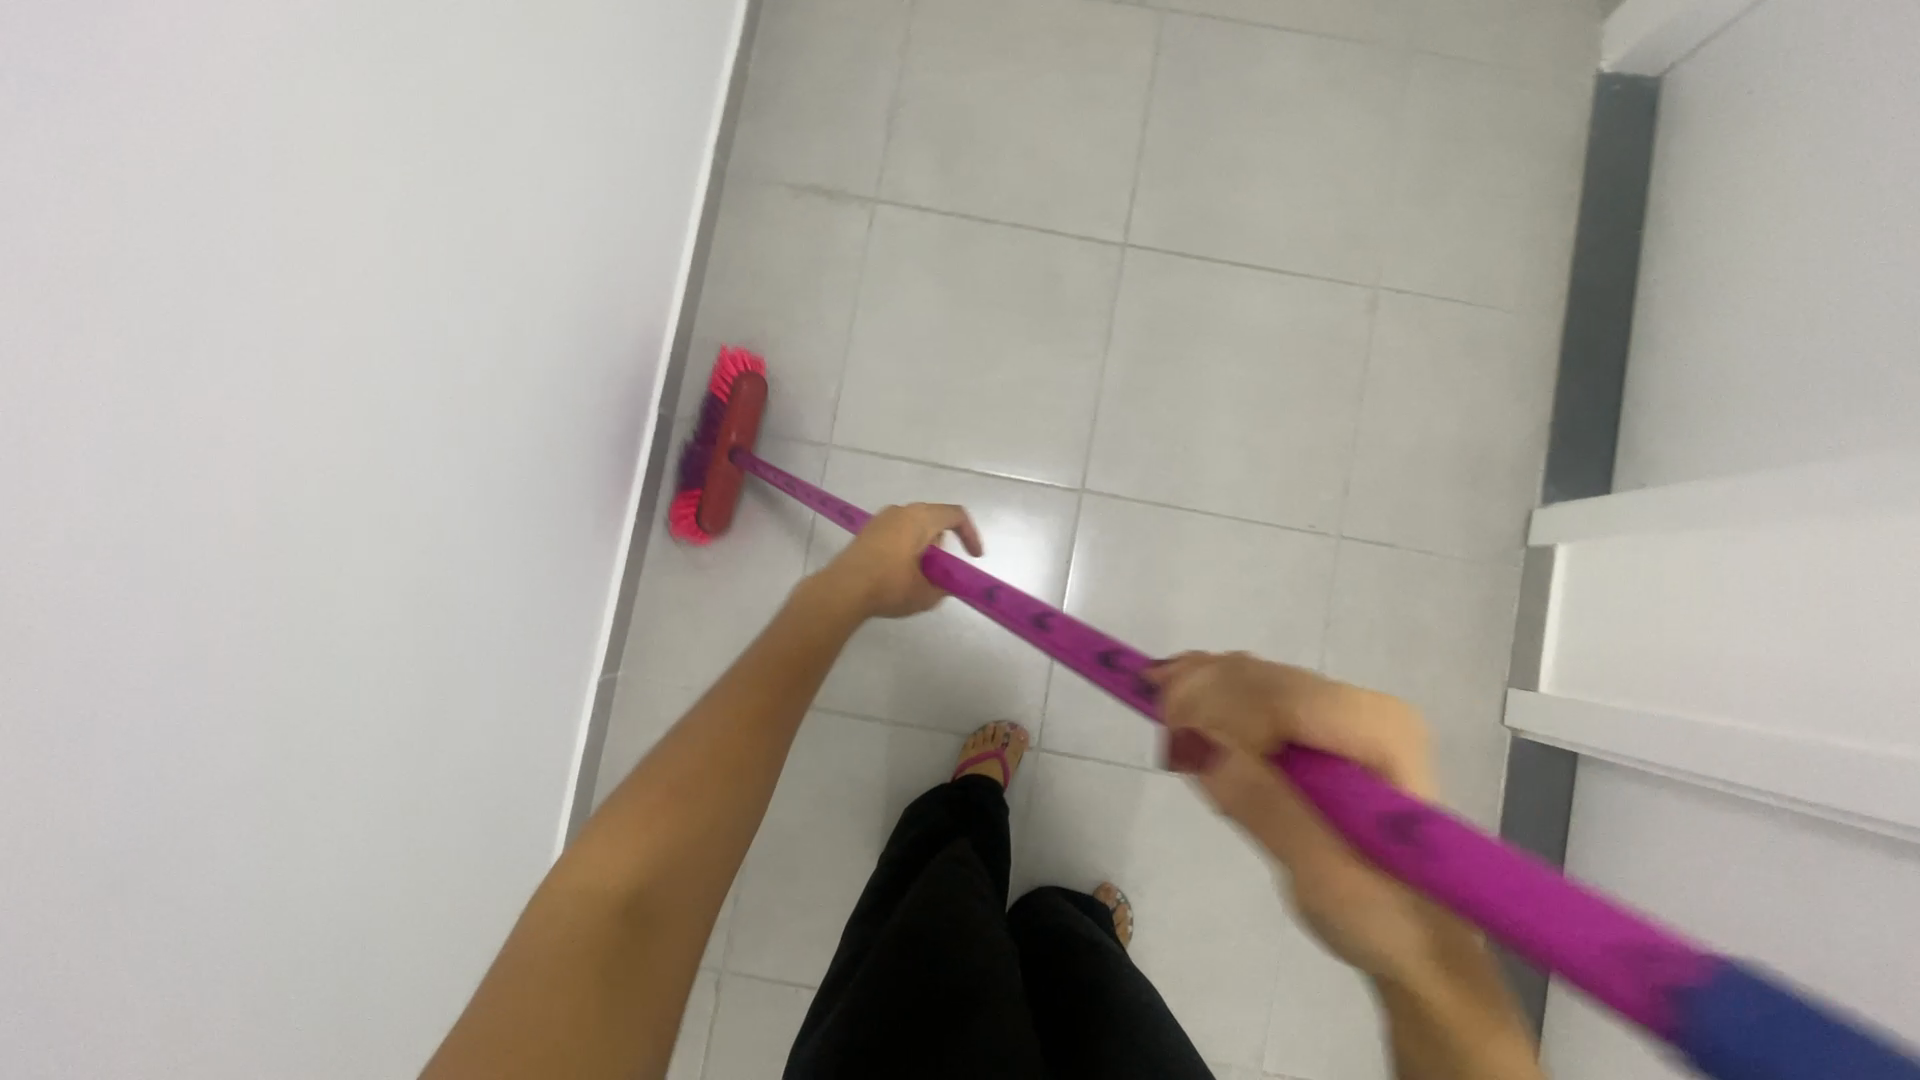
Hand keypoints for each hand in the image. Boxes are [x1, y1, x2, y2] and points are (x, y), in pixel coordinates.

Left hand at [809, 503, 982, 619]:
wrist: (842, 590)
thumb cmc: (889, 587)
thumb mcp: (927, 593)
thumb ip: (946, 585)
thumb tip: (948, 583)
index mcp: (920, 518)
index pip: (956, 515)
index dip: (970, 535)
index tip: (974, 557)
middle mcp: (901, 511)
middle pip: (934, 520)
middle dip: (943, 545)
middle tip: (941, 571)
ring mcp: (880, 519)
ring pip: (914, 526)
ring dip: (923, 547)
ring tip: (919, 576)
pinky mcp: (866, 531)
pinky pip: (896, 533)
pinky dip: (906, 548)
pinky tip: (898, 574)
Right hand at [1145, 652, 1451, 987]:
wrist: (1415, 933)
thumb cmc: (1380, 915)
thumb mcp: (1324, 879)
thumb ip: (1269, 811)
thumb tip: (1201, 748)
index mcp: (1379, 736)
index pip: (1284, 698)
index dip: (1220, 705)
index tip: (1167, 732)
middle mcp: (1366, 707)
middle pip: (1263, 679)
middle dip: (1201, 690)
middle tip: (1150, 712)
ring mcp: (1344, 712)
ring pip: (1255, 678)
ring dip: (1200, 688)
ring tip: (1155, 702)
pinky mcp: (1322, 725)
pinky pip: (1257, 693)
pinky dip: (1213, 695)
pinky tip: (1181, 703)